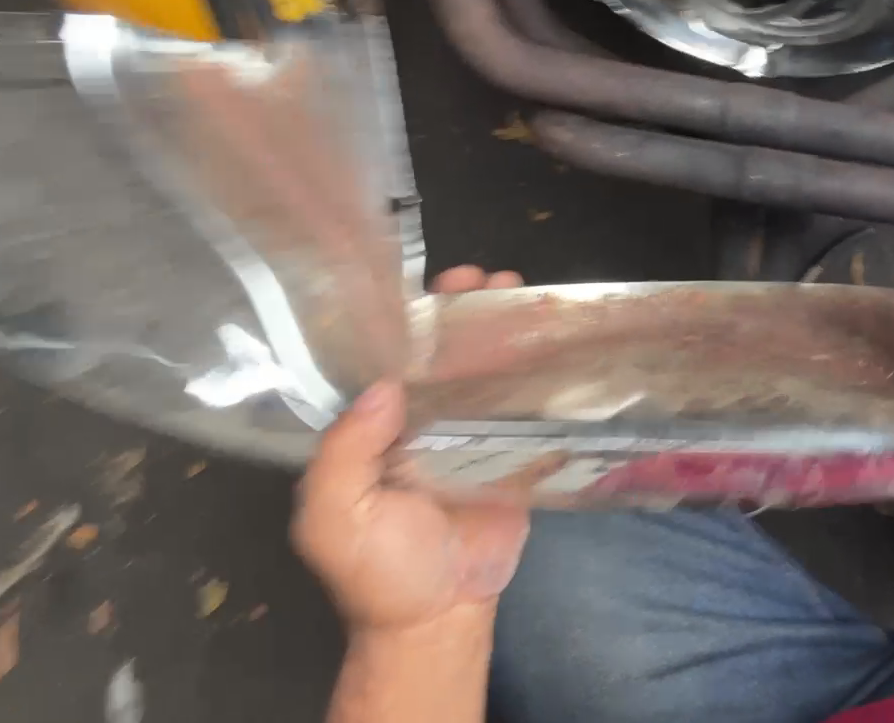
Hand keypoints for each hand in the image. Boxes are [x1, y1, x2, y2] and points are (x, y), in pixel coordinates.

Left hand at [293, 267, 528, 635]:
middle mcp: (427, 419)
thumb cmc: (381, 568)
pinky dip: (541, 369)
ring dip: (504, 329)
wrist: (445, 611)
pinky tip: (557, 342)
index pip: (394, 358)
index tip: (434, 285)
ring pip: (489, 368)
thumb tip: (387, 385)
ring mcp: (476, 430)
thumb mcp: (336, 518)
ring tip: (521, 295)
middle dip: (464, 310)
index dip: (412, 318)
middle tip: (487, 281)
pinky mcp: (518, 446)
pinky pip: (528, 401)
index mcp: (379, 427)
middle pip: (447, 352)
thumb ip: (345, 455)